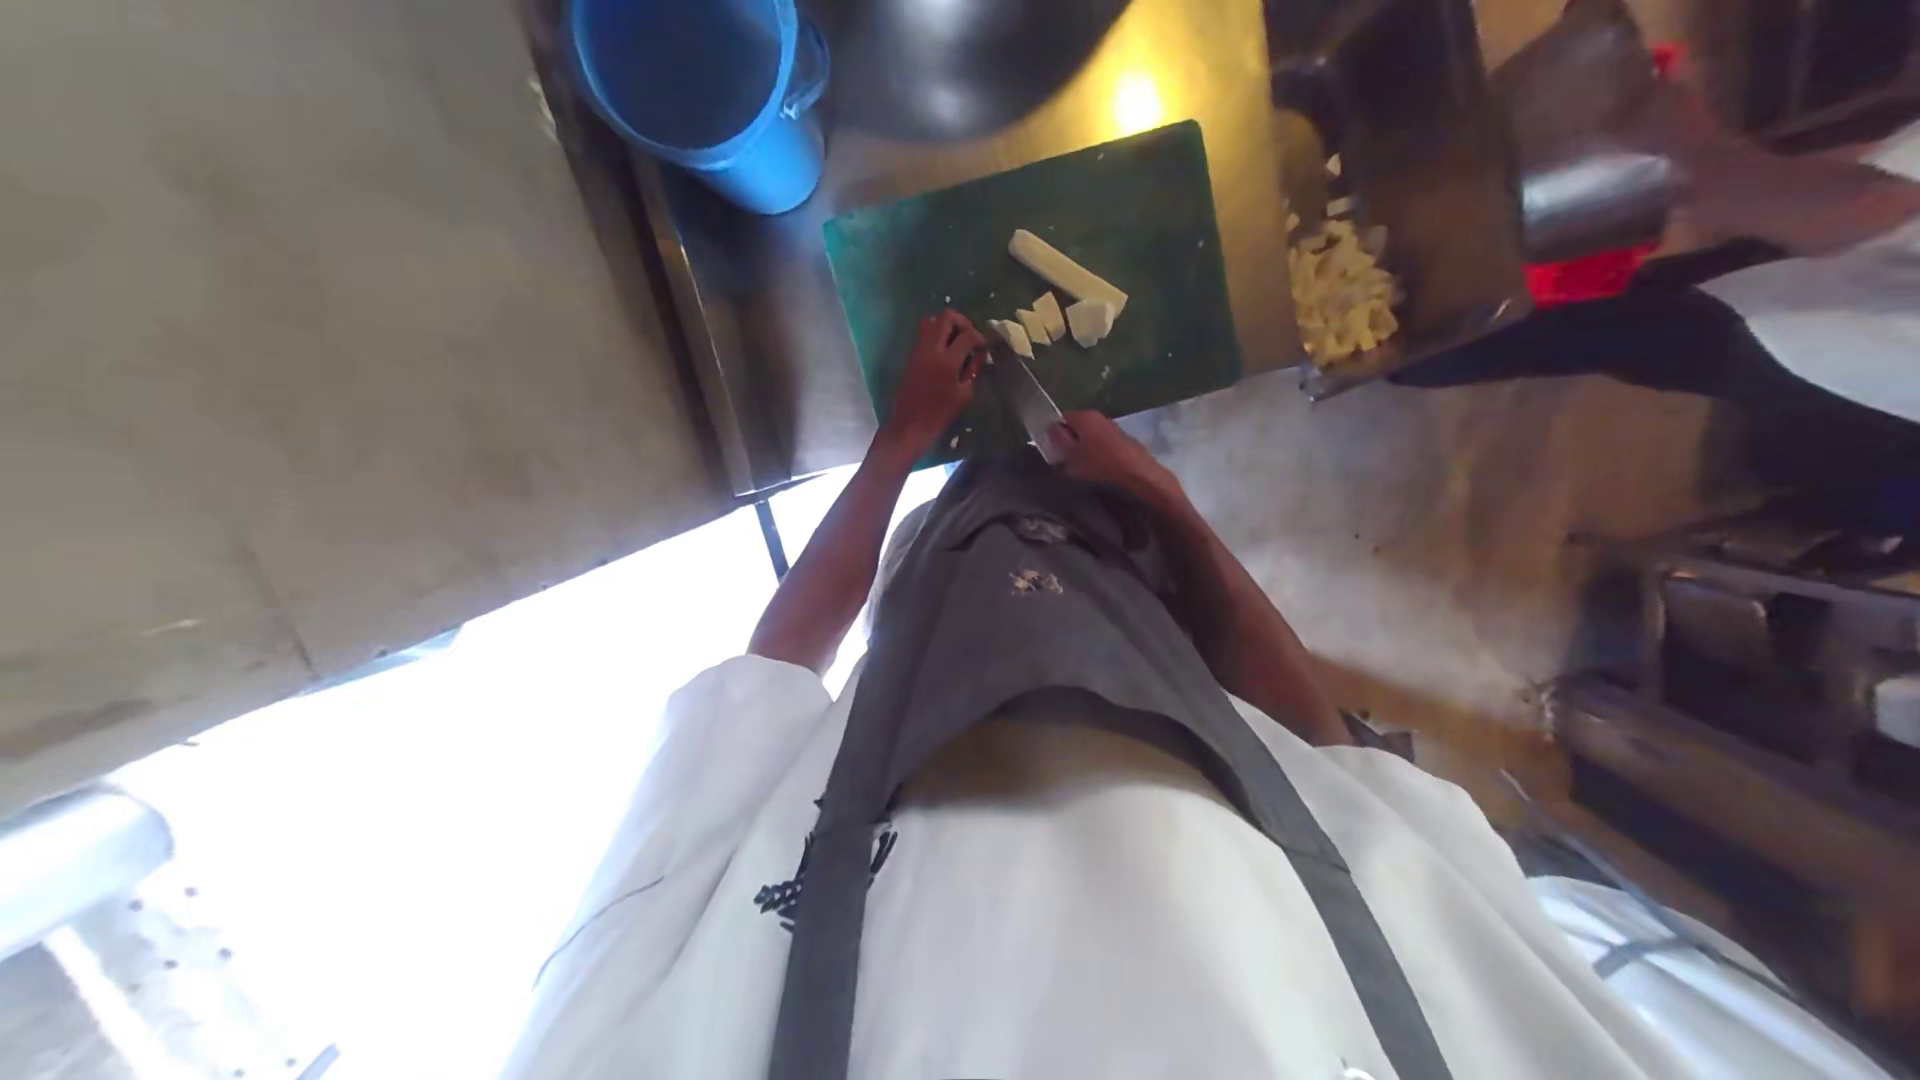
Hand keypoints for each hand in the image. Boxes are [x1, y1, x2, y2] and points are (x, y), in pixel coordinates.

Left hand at [881, 310, 987, 455]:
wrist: (910, 424)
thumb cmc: (939, 414)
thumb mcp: (964, 395)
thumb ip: (973, 370)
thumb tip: (981, 354)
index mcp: (947, 361)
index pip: (967, 335)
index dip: (979, 337)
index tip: (984, 346)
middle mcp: (931, 349)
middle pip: (946, 317)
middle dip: (962, 322)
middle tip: (970, 337)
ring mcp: (918, 350)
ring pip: (932, 320)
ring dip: (947, 325)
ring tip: (957, 341)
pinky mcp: (912, 355)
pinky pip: (924, 333)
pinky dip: (937, 334)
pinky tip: (946, 350)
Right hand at [1056, 410, 1187, 511]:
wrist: (1139, 476)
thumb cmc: (1101, 465)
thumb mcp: (1072, 455)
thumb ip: (1058, 440)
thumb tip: (1050, 429)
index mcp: (1084, 416)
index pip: (1060, 418)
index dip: (1052, 432)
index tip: (1049, 449)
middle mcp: (1099, 417)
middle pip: (1075, 427)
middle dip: (1068, 441)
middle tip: (1062, 460)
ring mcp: (1113, 428)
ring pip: (1089, 436)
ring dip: (1082, 449)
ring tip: (1078, 468)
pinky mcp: (1123, 441)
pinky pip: (1102, 444)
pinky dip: (1096, 453)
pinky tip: (1096, 469)